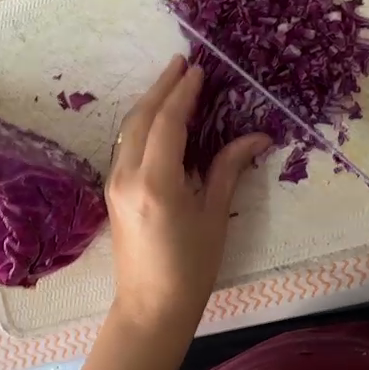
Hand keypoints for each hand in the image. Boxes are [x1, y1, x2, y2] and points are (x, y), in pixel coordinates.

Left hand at [105, 56, 270, 334]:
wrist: (150, 307)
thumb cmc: (190, 268)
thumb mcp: (214, 218)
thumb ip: (227, 170)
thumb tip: (256, 136)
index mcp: (156, 182)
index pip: (168, 123)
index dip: (183, 93)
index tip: (197, 70)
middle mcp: (128, 175)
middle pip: (142, 118)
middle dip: (162, 87)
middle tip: (181, 62)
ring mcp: (115, 182)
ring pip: (128, 129)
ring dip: (149, 102)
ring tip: (171, 81)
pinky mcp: (113, 189)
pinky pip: (125, 144)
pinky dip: (141, 123)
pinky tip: (157, 117)